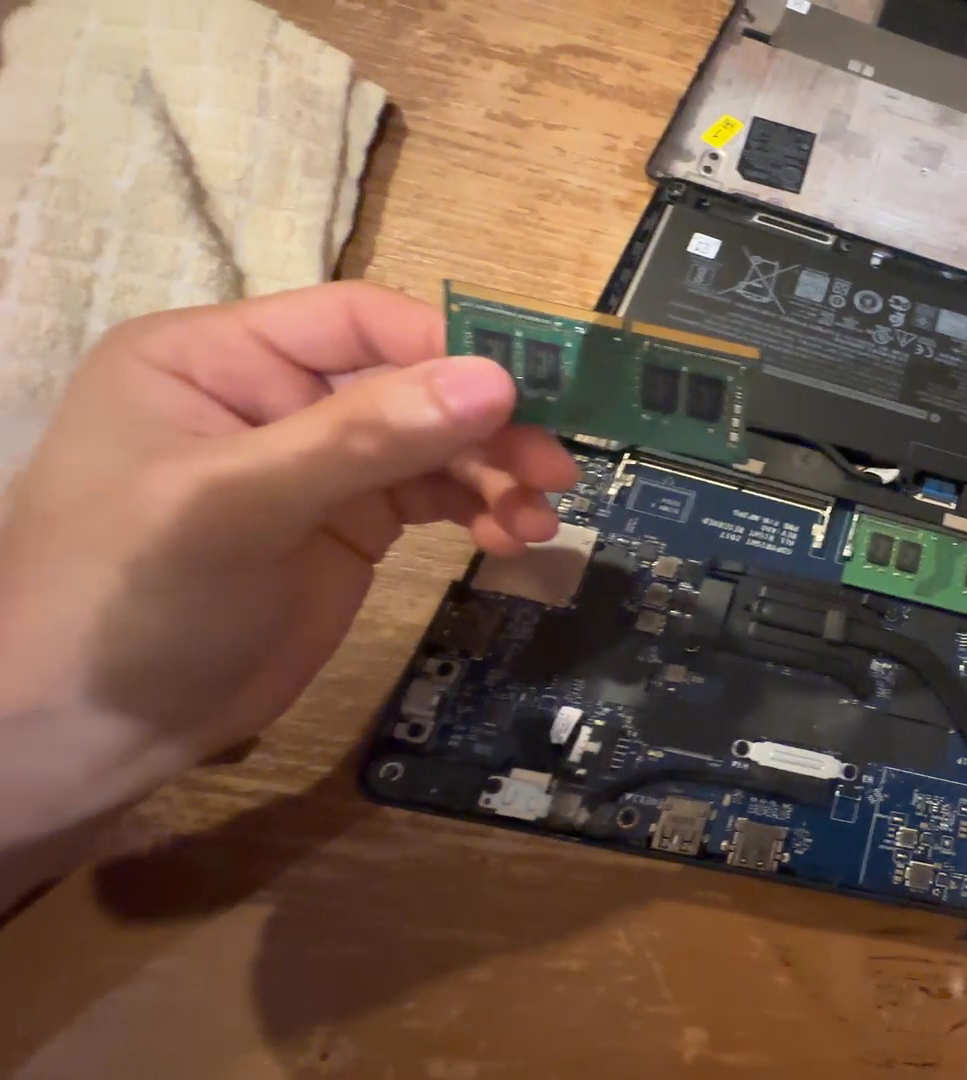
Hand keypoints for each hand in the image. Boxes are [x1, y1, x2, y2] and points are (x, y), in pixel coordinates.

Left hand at [0, 283, 576, 839]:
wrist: (97, 733)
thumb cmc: (131, 601)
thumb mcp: (240, 506)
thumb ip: (365, 438)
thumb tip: (497, 383)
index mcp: (222, 359)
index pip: (362, 323)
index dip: (452, 349)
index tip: (532, 396)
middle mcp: (282, 398)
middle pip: (421, 388)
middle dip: (494, 431)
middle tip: (557, 472)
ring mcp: (328, 463)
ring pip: (445, 446)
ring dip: (501, 479)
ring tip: (538, 524)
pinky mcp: (362, 520)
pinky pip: (445, 497)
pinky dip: (487, 513)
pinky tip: (512, 541)